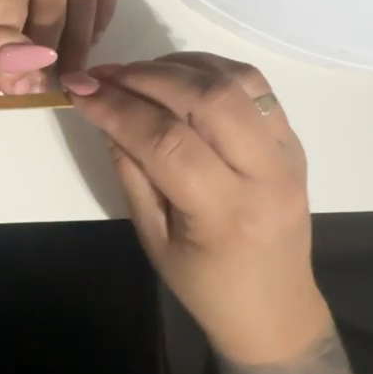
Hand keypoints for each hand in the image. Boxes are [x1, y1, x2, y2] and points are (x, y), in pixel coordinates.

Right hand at [65, 54, 328, 363]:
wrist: (275, 308)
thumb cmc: (203, 283)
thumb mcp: (151, 234)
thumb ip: (129, 168)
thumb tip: (102, 109)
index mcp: (225, 213)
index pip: (165, 139)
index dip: (116, 106)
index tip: (78, 88)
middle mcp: (266, 176)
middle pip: (208, 97)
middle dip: (146, 76)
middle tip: (104, 74)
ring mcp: (287, 154)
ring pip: (236, 80)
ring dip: (178, 65)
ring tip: (137, 73)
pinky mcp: (293, 140)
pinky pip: (254, 85)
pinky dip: (209, 69)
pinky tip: (176, 76)